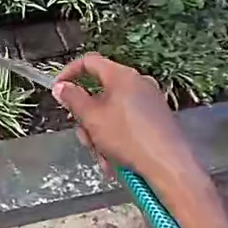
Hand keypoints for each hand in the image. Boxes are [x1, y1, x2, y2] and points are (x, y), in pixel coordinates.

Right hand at [51, 53, 202, 186]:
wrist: (168, 165)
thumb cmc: (129, 139)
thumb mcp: (91, 118)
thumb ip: (72, 99)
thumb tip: (62, 87)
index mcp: (122, 76)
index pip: (89, 62)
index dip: (69, 73)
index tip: (58, 90)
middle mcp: (138, 83)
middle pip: (99, 94)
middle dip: (87, 119)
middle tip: (85, 137)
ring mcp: (149, 101)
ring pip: (111, 114)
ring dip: (100, 136)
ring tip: (103, 158)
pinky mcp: (156, 119)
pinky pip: (126, 125)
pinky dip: (116, 141)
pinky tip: (115, 162)